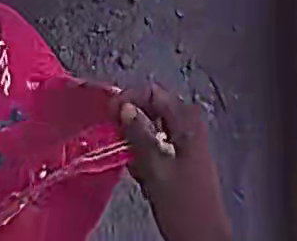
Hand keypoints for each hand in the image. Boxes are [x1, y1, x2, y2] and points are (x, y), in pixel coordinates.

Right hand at [114, 85, 231, 240]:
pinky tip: (140, 172)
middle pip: (152, 108)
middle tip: (113, 135)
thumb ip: (139, 135)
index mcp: (186, 118)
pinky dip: (145, 154)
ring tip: (128, 158)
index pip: (153, 92)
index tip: (108, 111)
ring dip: (137, 141)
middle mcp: (188, 123)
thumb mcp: (157, 168)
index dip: (129, 98)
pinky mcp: (181, 159)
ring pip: (152, 128)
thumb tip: (124, 107)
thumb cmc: (183, 204)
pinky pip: (157, 145)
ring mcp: (186, 141)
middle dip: (131, 121)